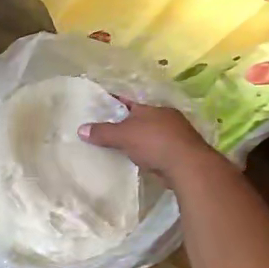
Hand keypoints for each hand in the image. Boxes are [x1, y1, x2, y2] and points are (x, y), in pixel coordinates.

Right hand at [79, 100, 223, 180]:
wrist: (188, 165)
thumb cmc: (154, 142)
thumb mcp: (124, 135)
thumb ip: (103, 133)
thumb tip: (80, 129)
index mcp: (151, 108)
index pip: (128, 101)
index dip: (114, 103)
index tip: (101, 105)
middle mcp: (165, 117)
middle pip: (141, 117)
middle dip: (127, 122)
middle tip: (108, 129)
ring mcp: (176, 134)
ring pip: (152, 133)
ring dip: (140, 139)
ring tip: (122, 146)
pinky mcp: (181, 152)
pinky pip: (159, 149)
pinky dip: (149, 153)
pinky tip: (141, 160)